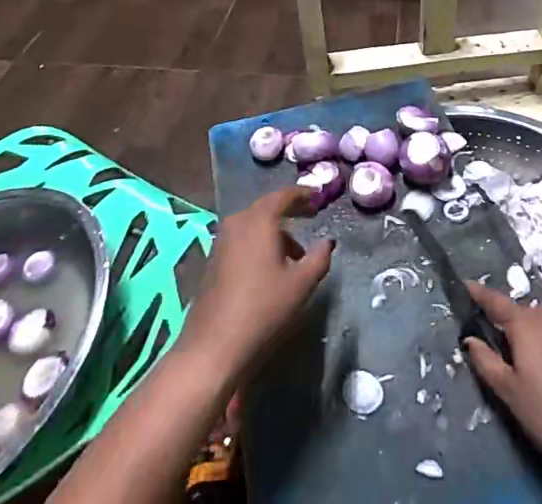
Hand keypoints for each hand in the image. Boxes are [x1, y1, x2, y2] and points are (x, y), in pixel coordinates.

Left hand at [180, 187, 333, 377]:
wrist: (214, 346)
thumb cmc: (264, 309)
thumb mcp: (301, 284)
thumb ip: (319, 257)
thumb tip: (327, 241)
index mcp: (259, 221)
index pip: (283, 196)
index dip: (303, 194)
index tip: (318, 196)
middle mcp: (237, 223)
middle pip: (266, 207)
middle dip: (290, 210)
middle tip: (311, 215)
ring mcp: (222, 241)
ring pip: (254, 225)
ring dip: (276, 231)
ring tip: (296, 253)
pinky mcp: (214, 260)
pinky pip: (243, 239)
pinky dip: (260, 242)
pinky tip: (272, 267)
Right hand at [464, 283, 541, 502]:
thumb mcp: (509, 391)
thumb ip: (485, 361)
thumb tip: (470, 340)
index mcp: (527, 322)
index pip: (495, 300)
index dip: (478, 293)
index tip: (463, 284)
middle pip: (519, 312)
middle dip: (504, 322)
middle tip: (488, 341)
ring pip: (539, 323)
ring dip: (525, 333)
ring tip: (515, 359)